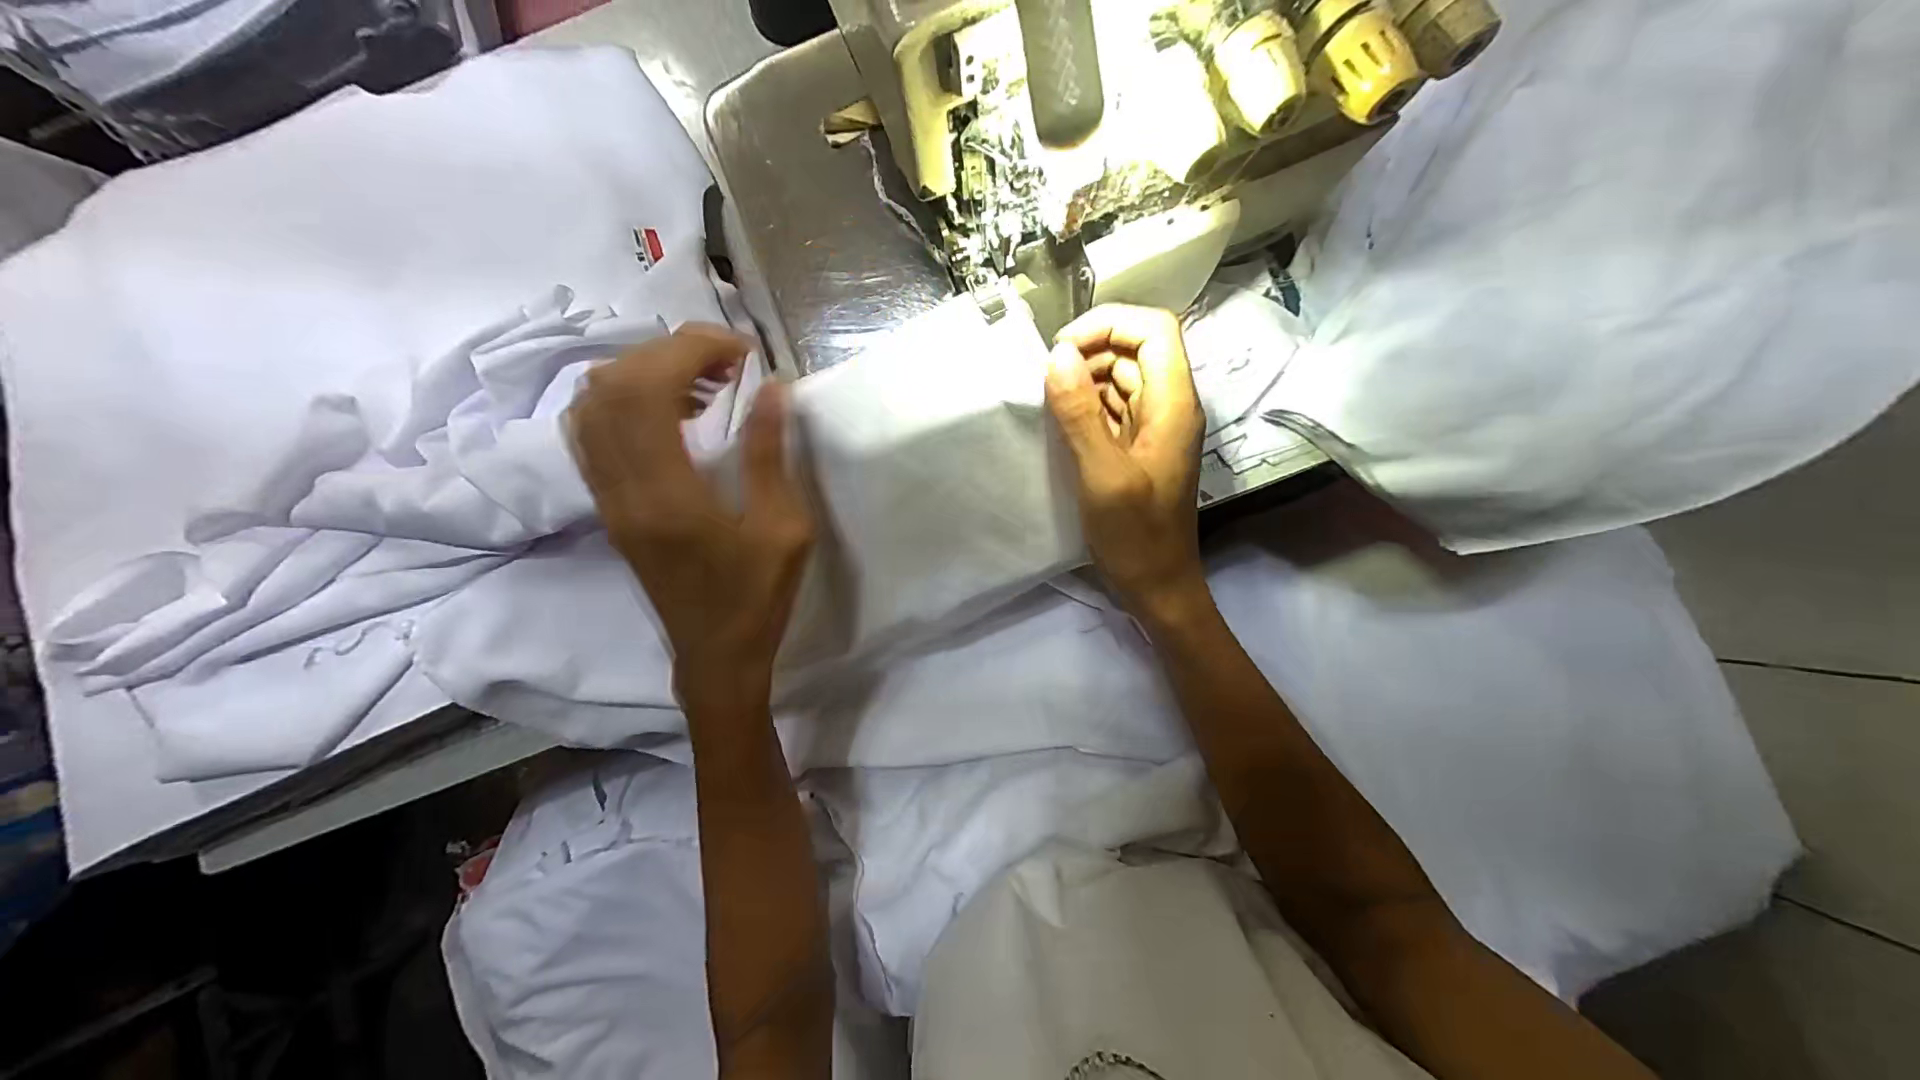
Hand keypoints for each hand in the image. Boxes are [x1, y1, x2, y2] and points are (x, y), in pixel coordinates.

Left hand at [568, 325, 813, 708]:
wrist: (714, 655)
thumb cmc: (757, 597)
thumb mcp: (784, 528)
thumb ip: (771, 455)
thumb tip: (772, 389)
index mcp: (667, 495)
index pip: (649, 388)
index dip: (692, 350)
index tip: (743, 354)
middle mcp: (622, 489)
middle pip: (614, 384)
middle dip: (670, 353)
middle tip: (729, 364)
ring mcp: (607, 497)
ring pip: (593, 404)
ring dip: (644, 373)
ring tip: (703, 382)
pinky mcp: (607, 505)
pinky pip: (592, 432)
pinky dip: (625, 400)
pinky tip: (670, 410)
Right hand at [1045, 304, 1206, 616]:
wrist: (1158, 586)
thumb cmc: (1136, 537)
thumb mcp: (1102, 474)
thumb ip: (1080, 413)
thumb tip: (1057, 356)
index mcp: (1173, 404)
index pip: (1153, 329)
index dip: (1109, 324)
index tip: (1063, 349)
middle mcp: (1169, 406)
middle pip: (1134, 348)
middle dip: (1089, 351)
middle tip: (1046, 379)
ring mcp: (1154, 427)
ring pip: (1121, 377)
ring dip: (1084, 378)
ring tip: (1048, 401)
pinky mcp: (1138, 447)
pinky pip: (1113, 408)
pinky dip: (1086, 405)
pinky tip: (1060, 422)